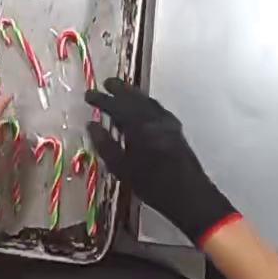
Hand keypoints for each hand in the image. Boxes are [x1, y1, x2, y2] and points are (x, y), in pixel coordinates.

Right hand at [86, 77, 236, 244]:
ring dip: (132, 94)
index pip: (116, 106)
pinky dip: (145, 103)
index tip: (88, 95)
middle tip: (105, 83)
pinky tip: (142, 108)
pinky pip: (157, 108)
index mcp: (139, 127)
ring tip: (120, 91)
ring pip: (147, 101)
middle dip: (119, 89)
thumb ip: (105, 144)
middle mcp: (154, 119)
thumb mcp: (121, 168)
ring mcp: (167, 122)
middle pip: (134, 97)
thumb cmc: (152, 185)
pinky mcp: (175, 128)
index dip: (101, 99)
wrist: (189, 195)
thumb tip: (91, 125)